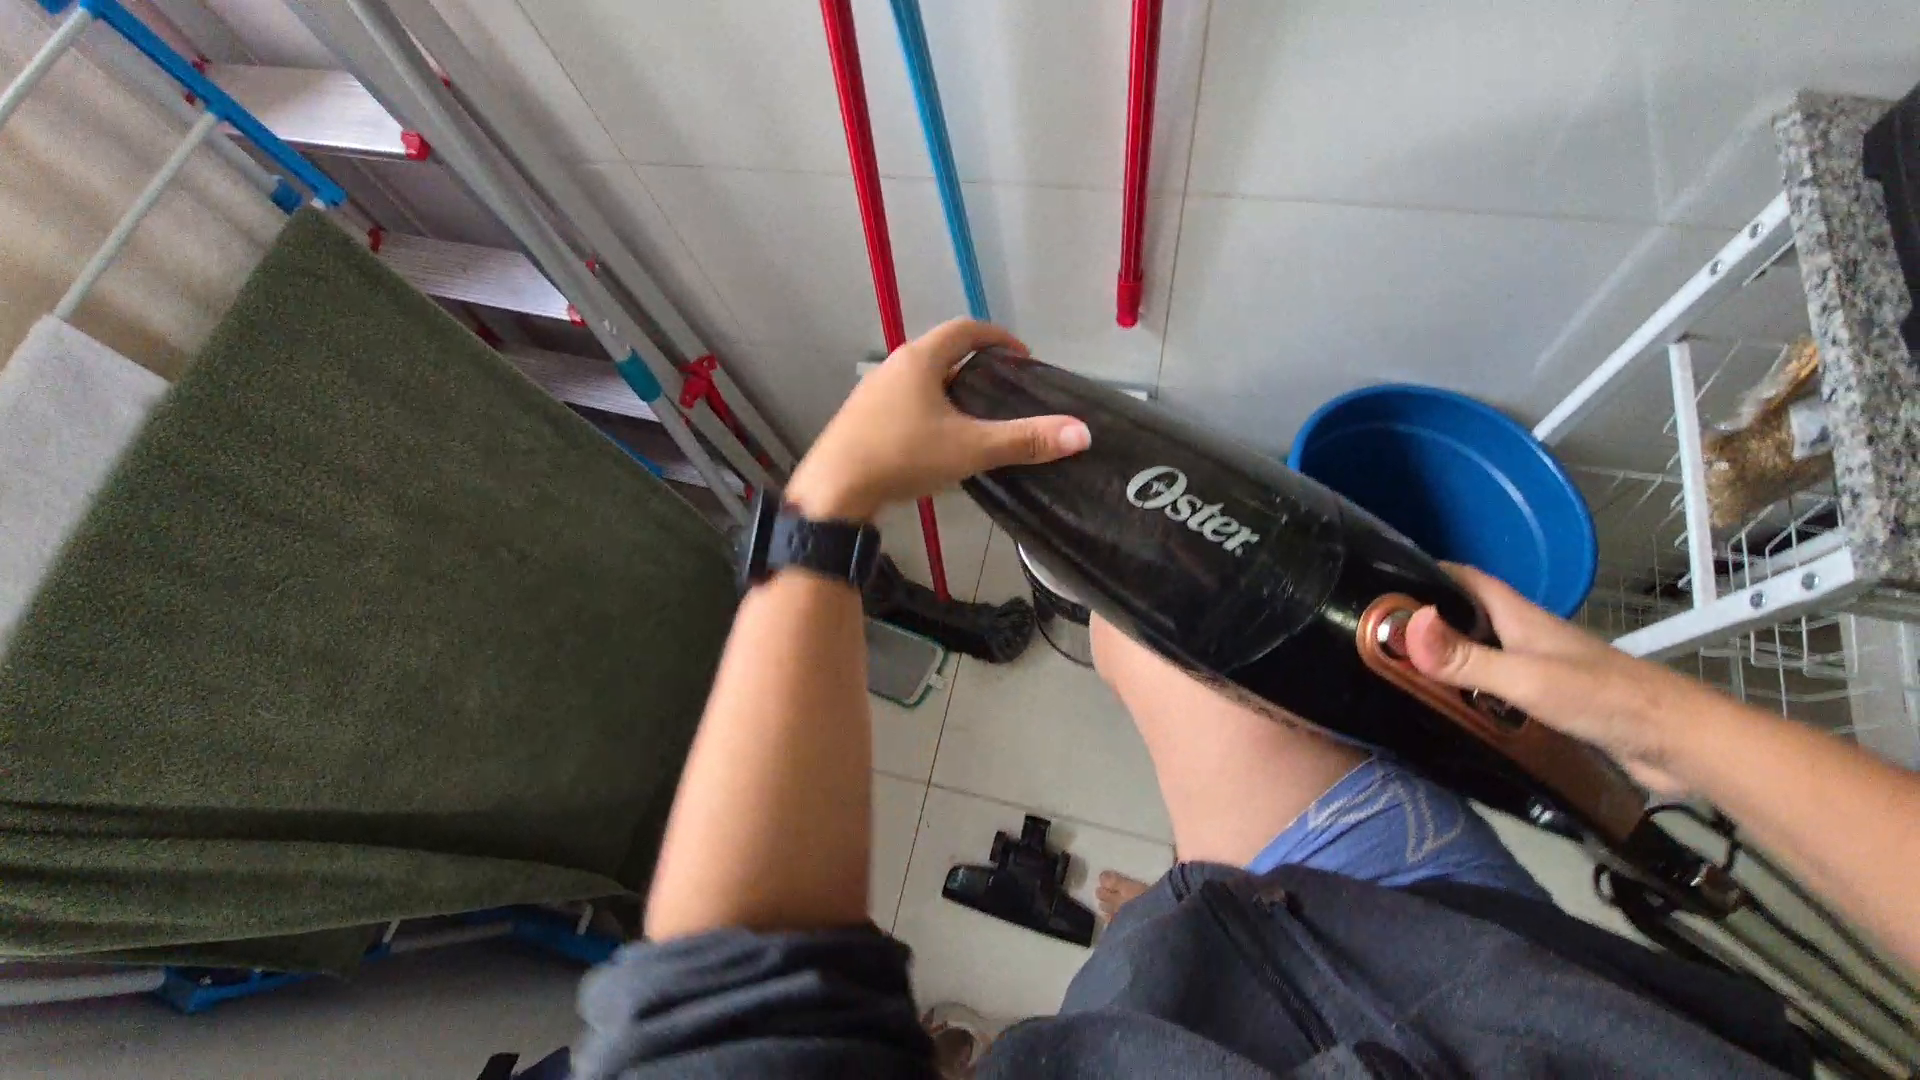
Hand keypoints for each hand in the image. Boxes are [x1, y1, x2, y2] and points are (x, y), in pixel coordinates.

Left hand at [785, 319, 1091, 519]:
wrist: (834, 491)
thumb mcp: (970, 448)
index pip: (965, 331)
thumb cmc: (903, 458)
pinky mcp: (860, 419)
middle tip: (1001, 387)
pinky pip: (902, 403)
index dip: (998, 338)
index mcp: (920, 360)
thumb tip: (1081, 433)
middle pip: (941, 352)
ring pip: (919, 379)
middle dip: (974, 364)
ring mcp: (872, 393)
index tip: (1021, 356)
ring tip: (973, 415)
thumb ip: (1025, 440)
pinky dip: (926, 409)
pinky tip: (934, 440)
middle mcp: (893, 366)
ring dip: (948, 388)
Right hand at [1402, 563, 1719, 794]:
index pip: (1466, 579)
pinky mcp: (1549, 699)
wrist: (1680, 744)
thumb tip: (1405, 625)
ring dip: (1445, 657)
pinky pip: (1496, 686)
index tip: (1380, 581)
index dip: (1425, 572)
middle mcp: (1526, 636)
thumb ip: (1465, 656)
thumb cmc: (1604, 699)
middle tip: (1377, 634)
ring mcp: (1540, 667)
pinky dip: (1468, 690)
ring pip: (1481, 651)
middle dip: (1425, 619)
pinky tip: (1448, 708)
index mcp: (1520, 618)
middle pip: (1467, 615)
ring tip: (1399, 670)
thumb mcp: (1524, 678)